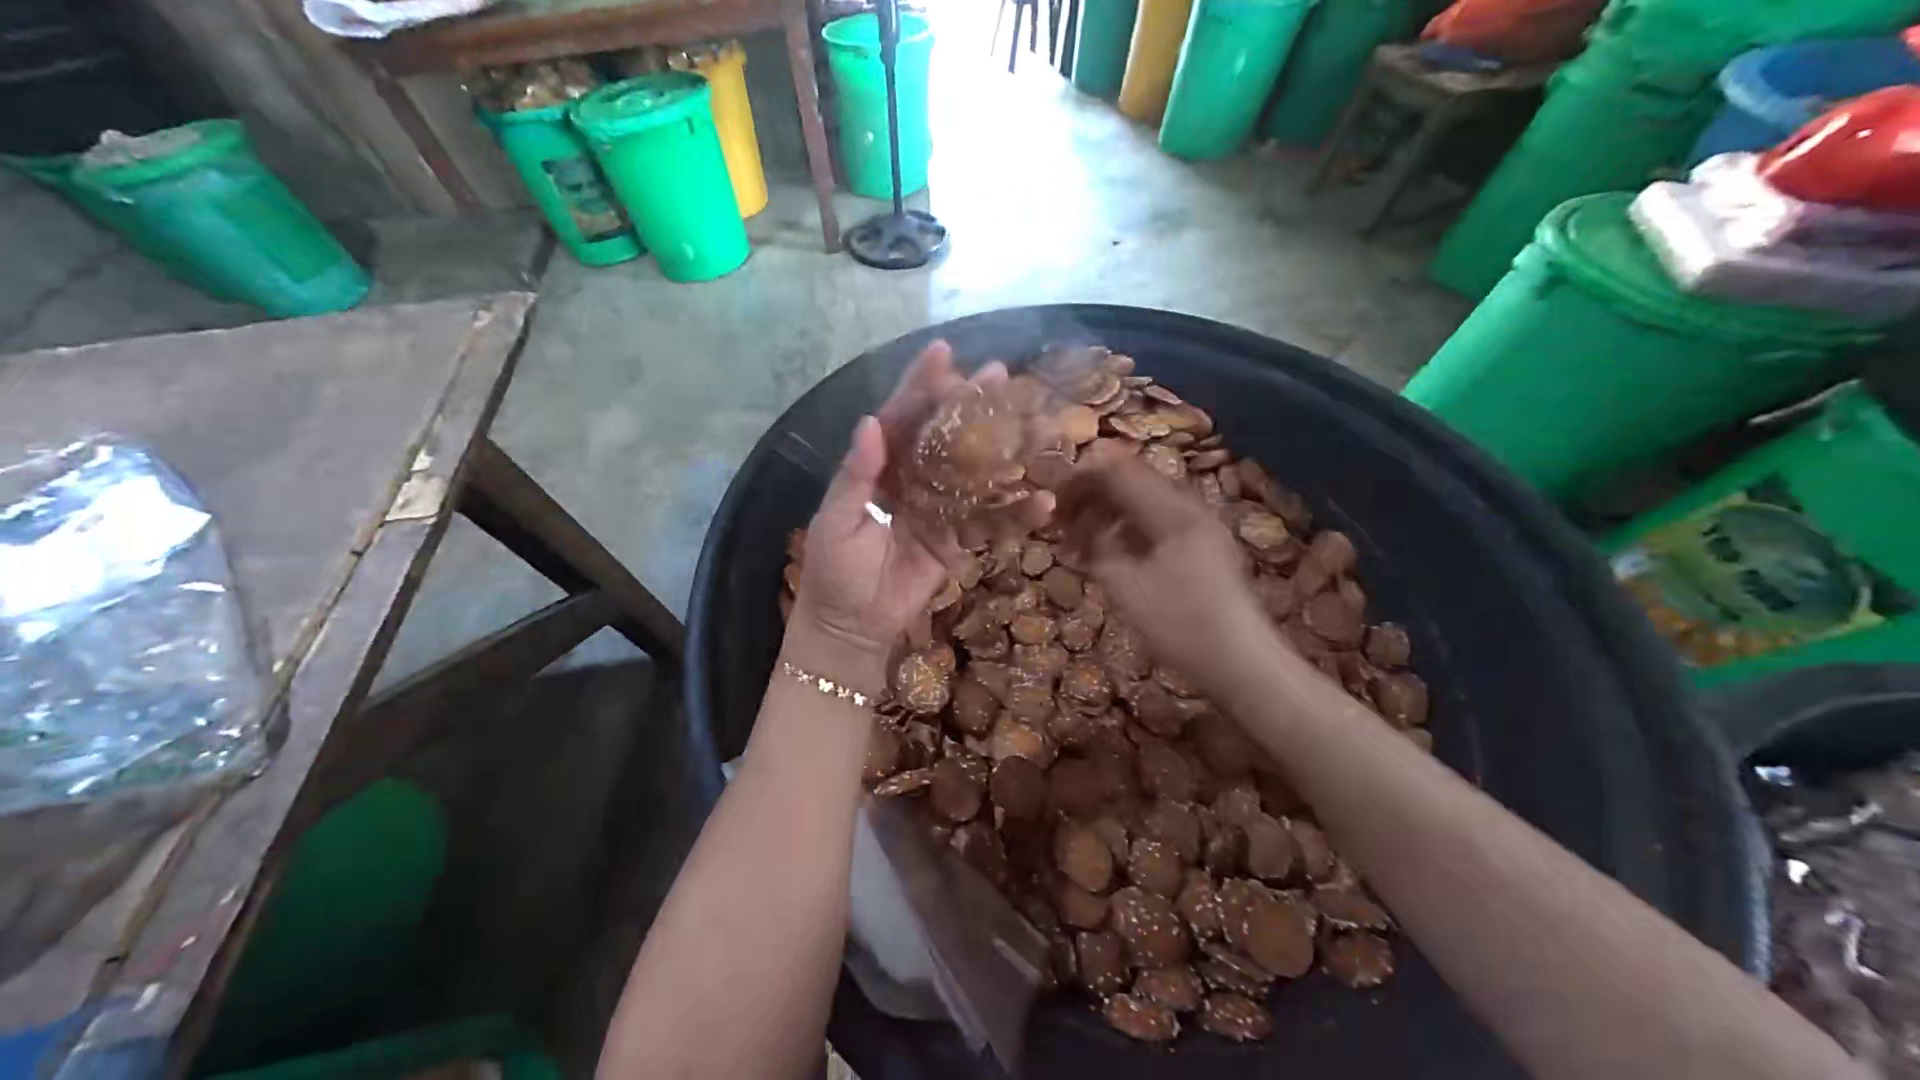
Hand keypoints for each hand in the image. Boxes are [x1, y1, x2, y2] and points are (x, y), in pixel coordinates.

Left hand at [784, 341, 1047, 690]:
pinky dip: (1015, 513)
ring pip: (971, 469)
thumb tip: (872, 423)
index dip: (920, 384)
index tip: (943, 352)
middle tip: (999, 373)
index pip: (901, 417)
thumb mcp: (836, 520)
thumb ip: (856, 475)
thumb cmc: (835, 570)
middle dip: (968, 402)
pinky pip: (988, 522)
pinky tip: (1043, 498)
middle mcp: (913, 479)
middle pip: (943, 434)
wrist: (851, 625)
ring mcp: (939, 508)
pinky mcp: (957, 540)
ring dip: (998, 445)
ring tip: (1030, 416)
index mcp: (879, 467)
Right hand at [1056, 447, 1270, 689]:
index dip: (1081, 479)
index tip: (1051, 498)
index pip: (1119, 472)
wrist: (1241, 665)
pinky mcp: (1197, 551)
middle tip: (1057, 522)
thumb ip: (1098, 544)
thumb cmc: (1182, 626)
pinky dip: (1123, 534)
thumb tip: (1075, 519)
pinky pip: (1152, 527)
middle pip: (1131, 485)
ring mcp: (1196, 530)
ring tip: (1072, 542)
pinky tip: (1100, 555)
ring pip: (1140, 507)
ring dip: (1104, 517)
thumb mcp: (1127, 587)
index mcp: (1174, 512)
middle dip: (1090, 498)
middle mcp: (1188, 510)